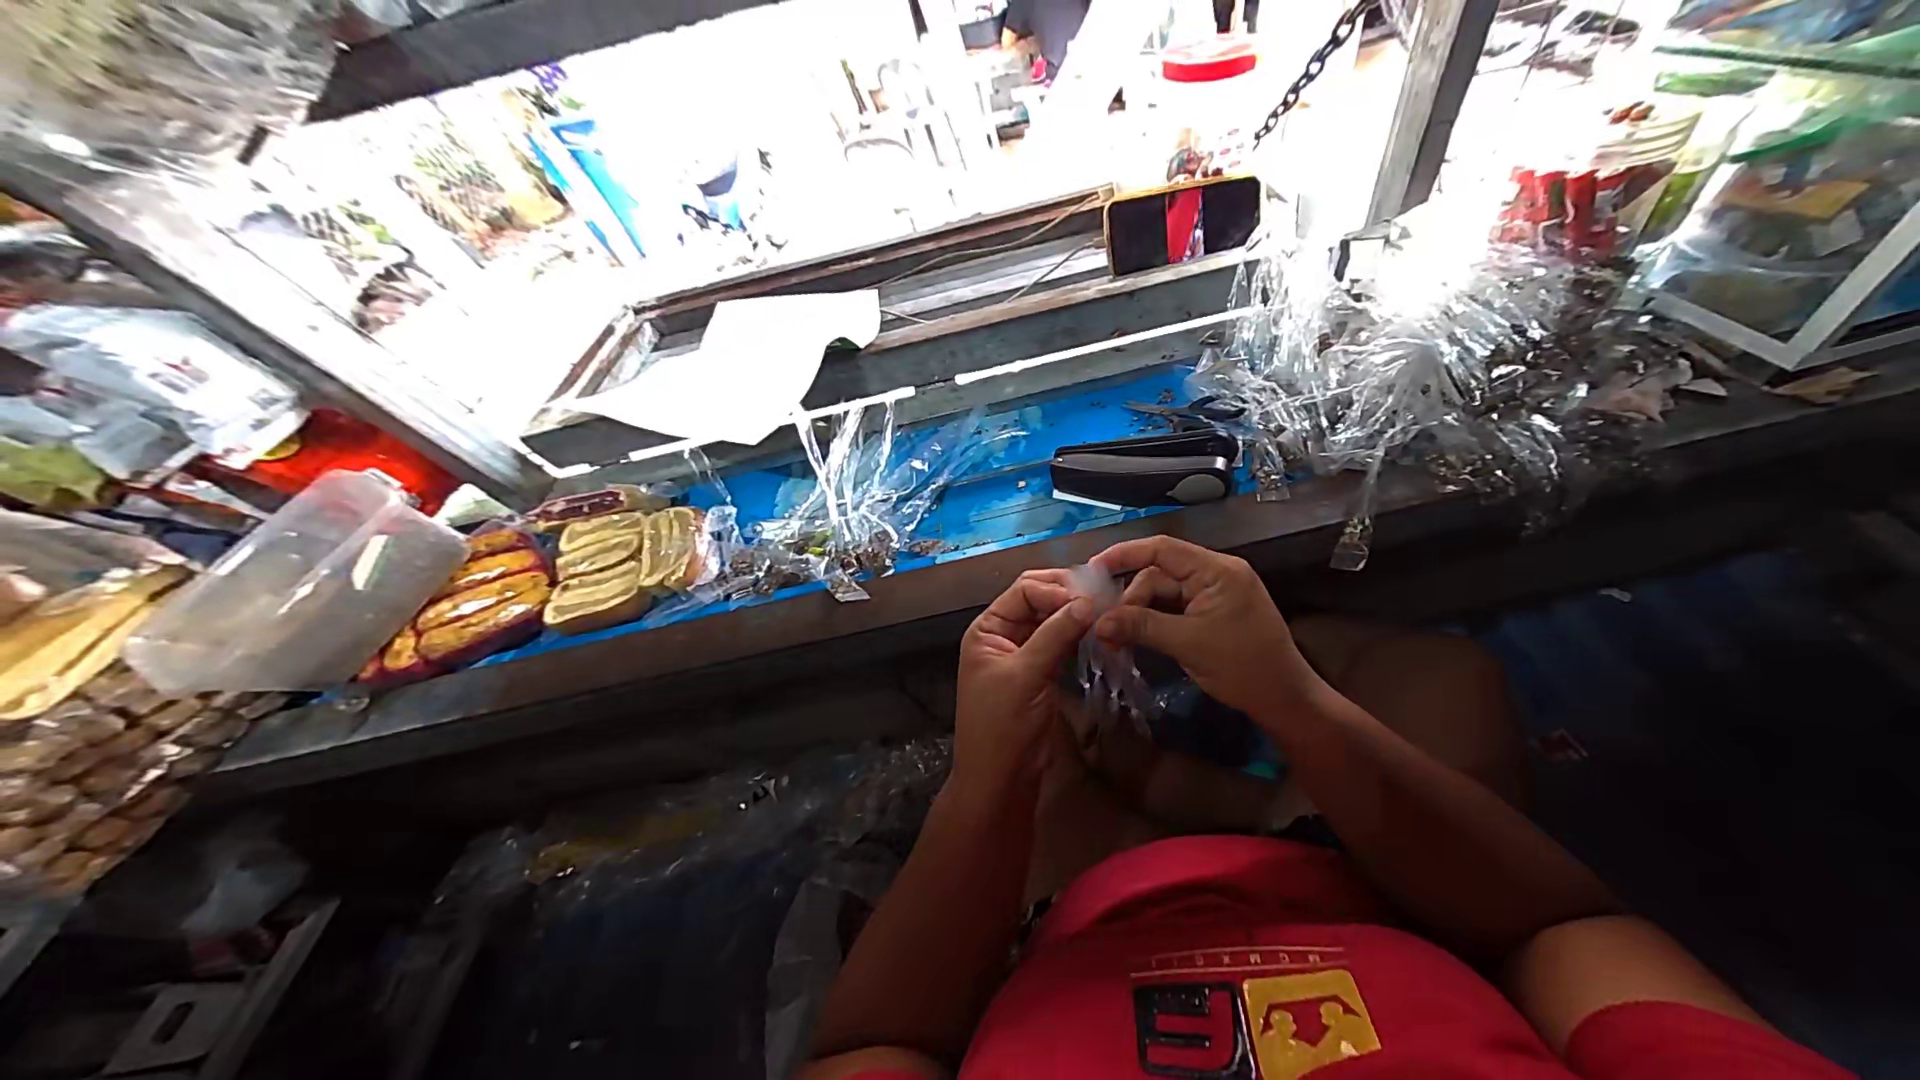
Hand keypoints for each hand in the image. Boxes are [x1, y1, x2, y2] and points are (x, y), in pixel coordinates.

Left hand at [952, 570, 1092, 799]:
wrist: (1000, 779)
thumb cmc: (1002, 726)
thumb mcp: (1025, 676)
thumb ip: (1054, 636)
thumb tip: (1087, 601)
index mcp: (987, 629)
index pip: (1024, 591)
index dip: (1056, 590)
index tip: (1089, 599)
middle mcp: (1003, 635)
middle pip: (1038, 600)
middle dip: (1067, 596)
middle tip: (1102, 599)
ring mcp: (1024, 653)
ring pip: (1052, 621)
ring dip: (1076, 615)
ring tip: (1107, 611)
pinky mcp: (1042, 672)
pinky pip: (1061, 642)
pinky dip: (1078, 635)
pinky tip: (1099, 632)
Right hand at [1091, 536, 1320, 720]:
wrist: (1285, 700)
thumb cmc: (1244, 667)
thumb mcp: (1188, 644)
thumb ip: (1141, 626)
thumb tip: (1098, 623)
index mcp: (1217, 570)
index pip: (1163, 549)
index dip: (1124, 554)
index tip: (1093, 569)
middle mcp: (1215, 574)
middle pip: (1158, 574)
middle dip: (1129, 598)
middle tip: (1104, 626)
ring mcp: (1213, 594)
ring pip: (1162, 594)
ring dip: (1138, 613)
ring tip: (1114, 637)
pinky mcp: (1210, 613)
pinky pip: (1172, 609)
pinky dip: (1152, 621)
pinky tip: (1132, 636)